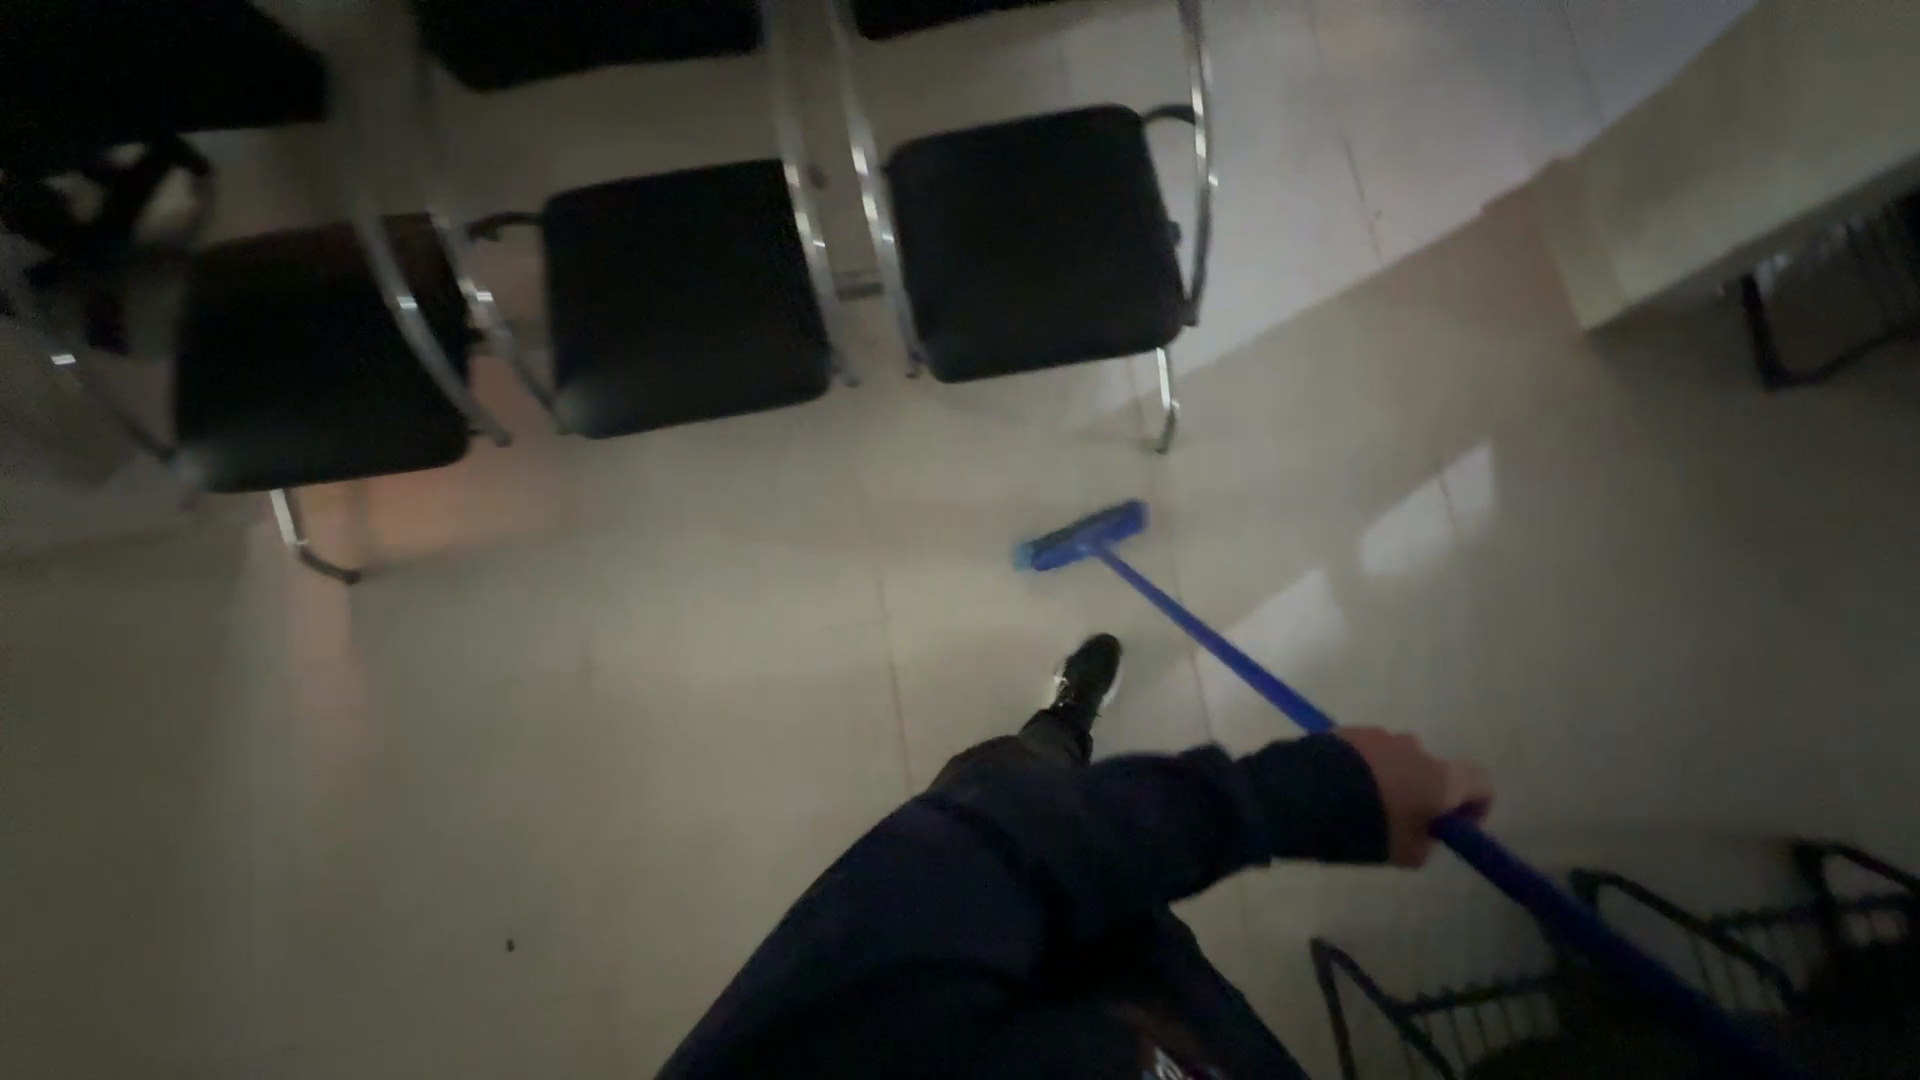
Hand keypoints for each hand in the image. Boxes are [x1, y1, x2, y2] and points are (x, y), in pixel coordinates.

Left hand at [1336, 728, 1491, 867]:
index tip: (1452, 825)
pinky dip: (1362, 764)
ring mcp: (1378, 735)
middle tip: (1400, 815)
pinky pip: (1365, 749)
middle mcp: (1415, 748)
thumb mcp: (1407, 852)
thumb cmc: (1368, 826)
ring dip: (1389, 774)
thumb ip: (1425, 841)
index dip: (1473, 806)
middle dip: (1422, 789)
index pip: (1480, 784)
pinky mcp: (1345, 730)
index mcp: (1441, 778)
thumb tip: (1422, 831)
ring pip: (1395, 756)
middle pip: (1431, 768)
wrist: (1307, 791)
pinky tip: (1340, 784)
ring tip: (1362, 800)